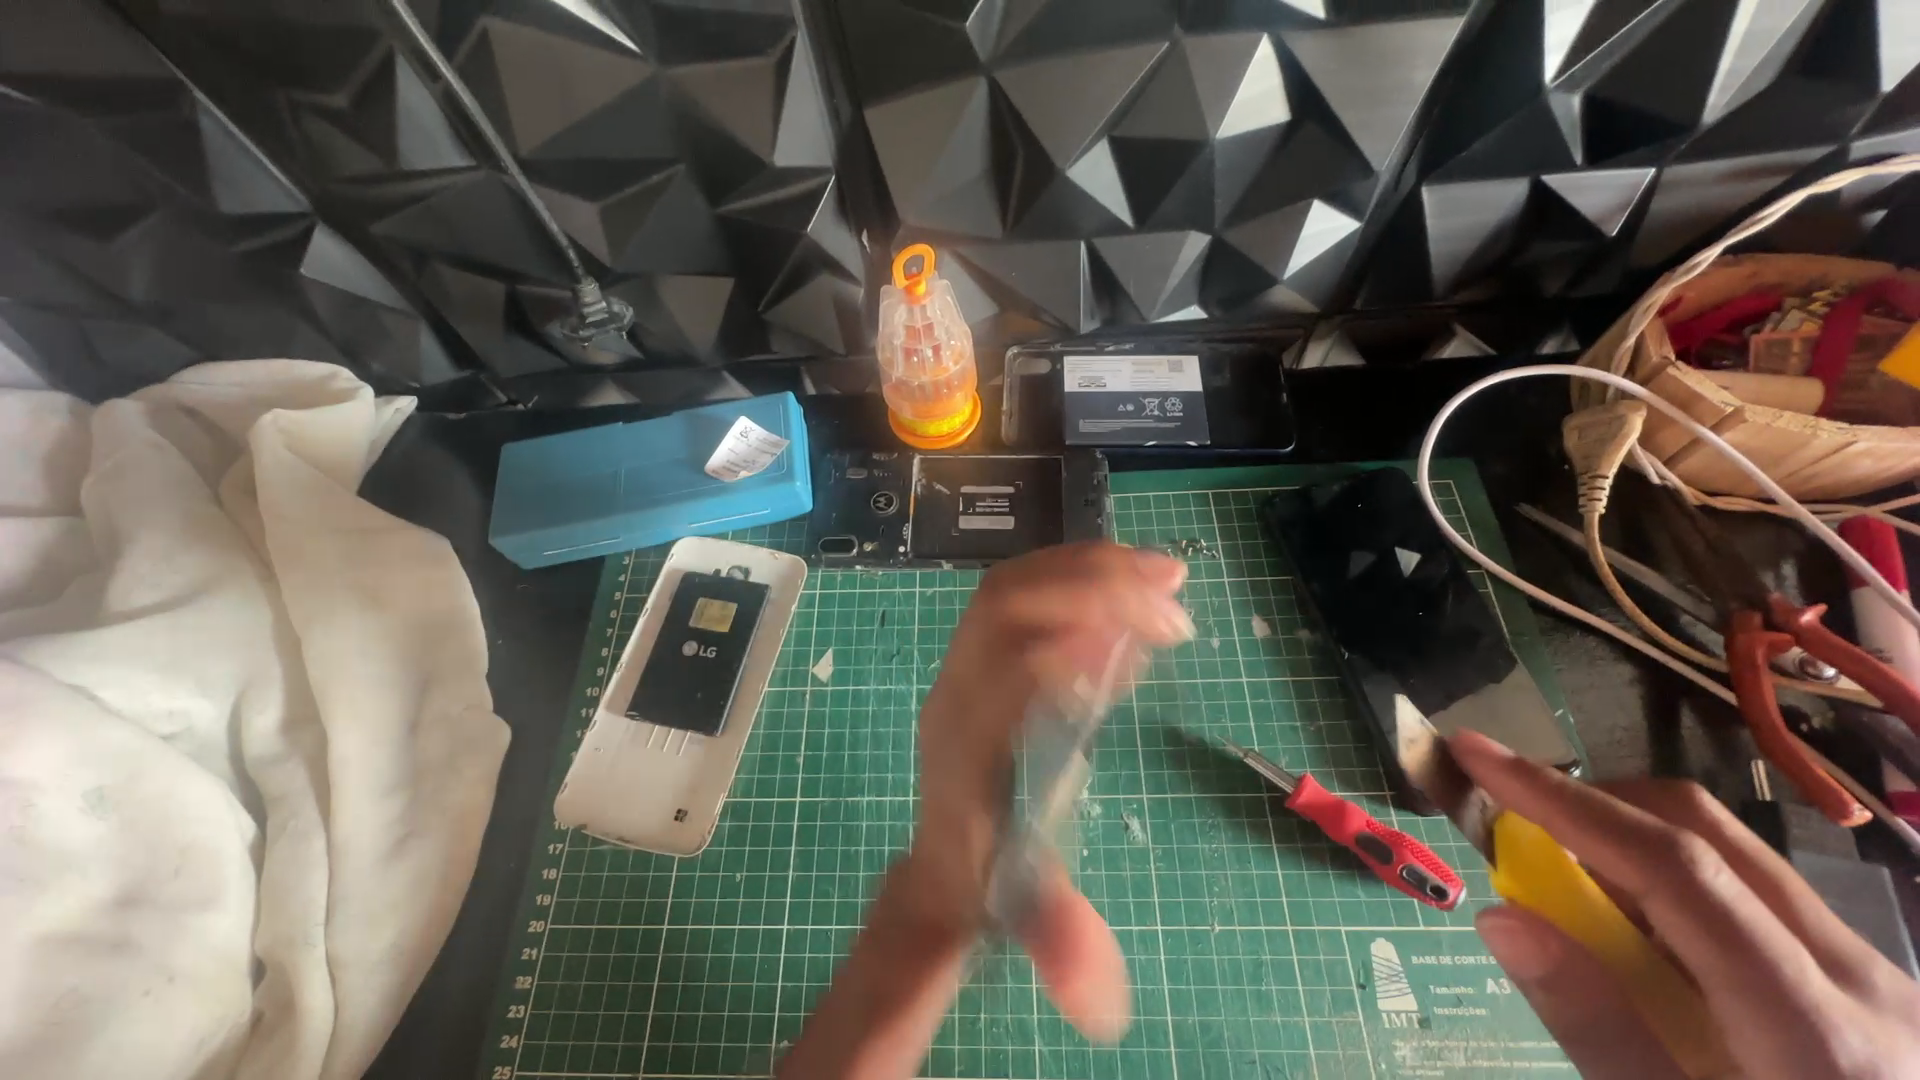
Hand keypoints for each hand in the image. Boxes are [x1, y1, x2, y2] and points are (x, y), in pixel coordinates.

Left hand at [903, 542, 1193, 1040]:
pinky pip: (1015, 593)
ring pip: (1009, 586)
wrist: (940, 861)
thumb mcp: (1022, 913)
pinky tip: (1124, 586)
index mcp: (966, 746)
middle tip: (1173, 590)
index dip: (1073, 644)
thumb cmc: (984, 880)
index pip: (1008, 673)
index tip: (1149, 636)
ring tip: (1161, 572)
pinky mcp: (976, 655)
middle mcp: (956, 691)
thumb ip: (1056, 944)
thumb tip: (1101, 1006)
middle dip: (1091, 584)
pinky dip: (1071, 575)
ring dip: (1085, 566)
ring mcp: (960, 665)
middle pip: (1006, 606)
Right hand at [1452, 730, 1919, 1079]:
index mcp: (1818, 1028)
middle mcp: (1861, 975)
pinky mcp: (1862, 972)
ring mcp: (1873, 969)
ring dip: (1620, 841)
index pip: (1673, 867)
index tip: (1473, 755)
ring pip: (1724, 847)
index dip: (1562, 801)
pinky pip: (1744, 884)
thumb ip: (1597, 1026)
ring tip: (1562, 891)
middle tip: (1508, 824)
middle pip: (1702, 829)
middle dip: (1586, 806)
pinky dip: (1661, 879)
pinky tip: (1631, 935)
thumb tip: (1501, 918)